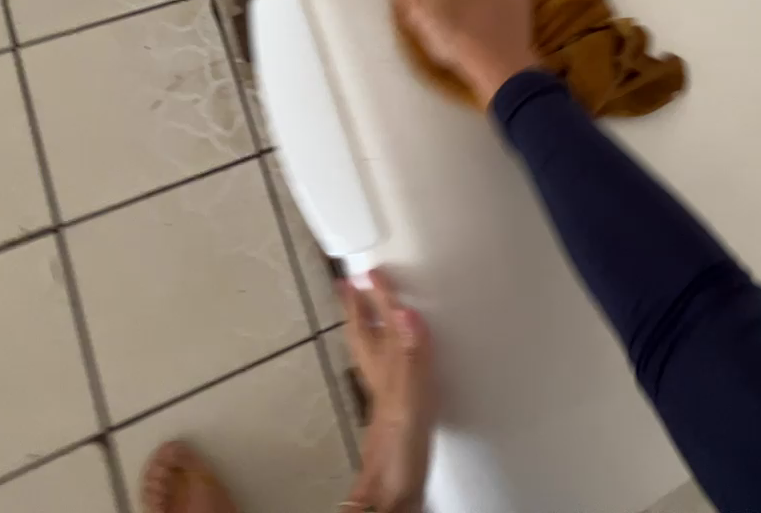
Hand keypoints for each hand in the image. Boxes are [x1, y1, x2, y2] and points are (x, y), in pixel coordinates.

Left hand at [340, 270, 434, 512]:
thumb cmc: (397, 456)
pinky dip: (386, 354)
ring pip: (372, 353)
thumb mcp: (408, 403)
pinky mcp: (394, 415)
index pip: (381, 326)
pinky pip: (387, 371)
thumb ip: (409, 359)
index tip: (371, 271)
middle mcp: (381, 381)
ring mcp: (385, 400)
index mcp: (385, 373)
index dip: (378, 297)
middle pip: (364, 337)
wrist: (388, 500)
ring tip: (366, 310)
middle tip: (351, 284)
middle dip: (358, 309)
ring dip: (368, 327)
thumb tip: (406, 313)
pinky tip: (393, 361)